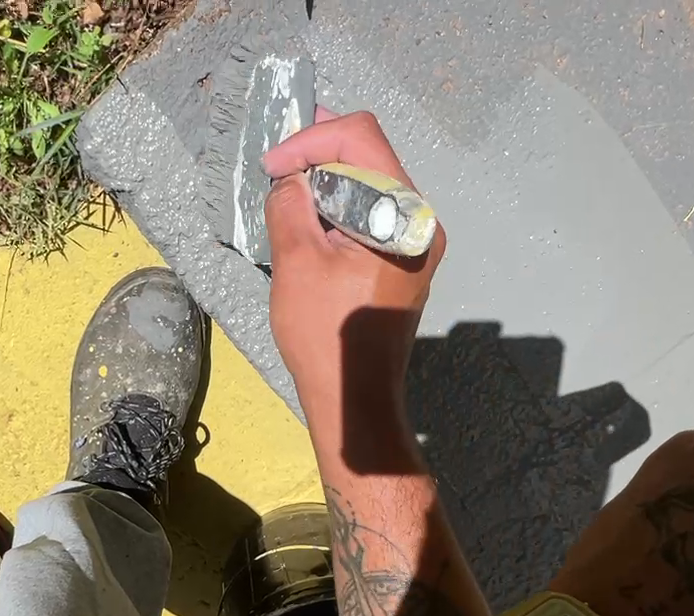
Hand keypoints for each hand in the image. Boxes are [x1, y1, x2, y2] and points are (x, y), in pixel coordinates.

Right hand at [262, 110, 445, 415]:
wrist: (354, 398)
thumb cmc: (326, 334)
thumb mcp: (297, 262)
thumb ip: (290, 205)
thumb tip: (291, 181)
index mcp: (405, 214)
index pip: (362, 139)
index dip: (311, 138)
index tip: (272, 166)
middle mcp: (421, 222)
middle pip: (370, 159)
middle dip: (319, 154)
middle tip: (277, 165)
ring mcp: (414, 246)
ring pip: (370, 190)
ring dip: (327, 184)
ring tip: (288, 193)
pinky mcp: (401, 267)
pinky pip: (370, 221)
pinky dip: (339, 212)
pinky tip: (310, 225)